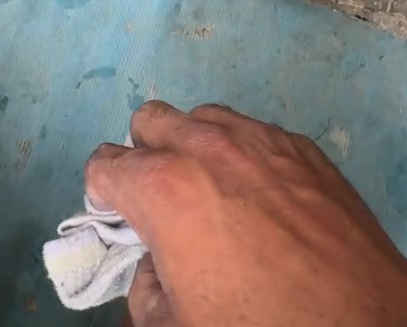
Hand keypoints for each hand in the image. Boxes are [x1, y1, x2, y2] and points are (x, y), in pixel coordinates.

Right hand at [85, 102, 406, 326]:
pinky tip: (263, 199)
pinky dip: (242, 155)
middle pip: (149, 120)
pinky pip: (253, 132)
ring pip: (202, 116)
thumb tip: (155, 263)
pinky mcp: (302, 145)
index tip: (118, 217)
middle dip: (144, 155)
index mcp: (165, 187)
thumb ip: (145, 290)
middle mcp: (207, 145)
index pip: (104, 165)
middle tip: (162, 202)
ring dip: (193, 146)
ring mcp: (259, 137)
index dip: (104, 194)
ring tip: (213, 196)